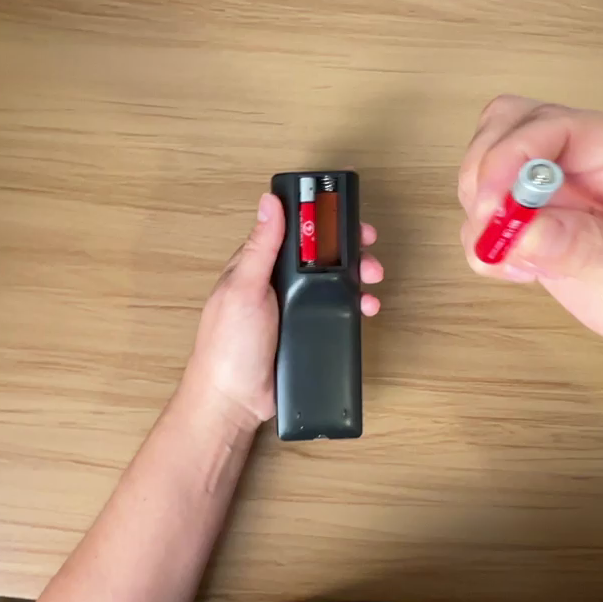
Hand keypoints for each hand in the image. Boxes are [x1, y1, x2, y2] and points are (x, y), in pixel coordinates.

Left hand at [182, 193, 383, 425]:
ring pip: (331, 282)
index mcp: (255, 266)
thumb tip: (269, 202)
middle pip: (318, 255)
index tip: (348, 217)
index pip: (293, 231)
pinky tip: (366, 308)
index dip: (321, 220)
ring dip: (356, 275)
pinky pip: (334, 311)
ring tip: (373, 280)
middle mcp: (274, 283)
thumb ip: (260, 248)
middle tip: (370, 249)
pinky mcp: (304, 332)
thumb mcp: (244, 289)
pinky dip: (354, 305)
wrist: (235, 400)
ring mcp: (291, 309)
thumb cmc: (229, 344)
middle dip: (348, 248)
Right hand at [457, 96, 602, 367]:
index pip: (562, 126)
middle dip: (485, 172)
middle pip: (516, 124)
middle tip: (488, 229)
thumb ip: (587, 251)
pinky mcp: (551, 218)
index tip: (489, 210)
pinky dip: (486, 237)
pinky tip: (514, 272)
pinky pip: (497, 209)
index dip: (512, 155)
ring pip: (495, 161)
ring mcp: (574, 187)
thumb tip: (516, 229)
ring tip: (506, 258)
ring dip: (480, 207)